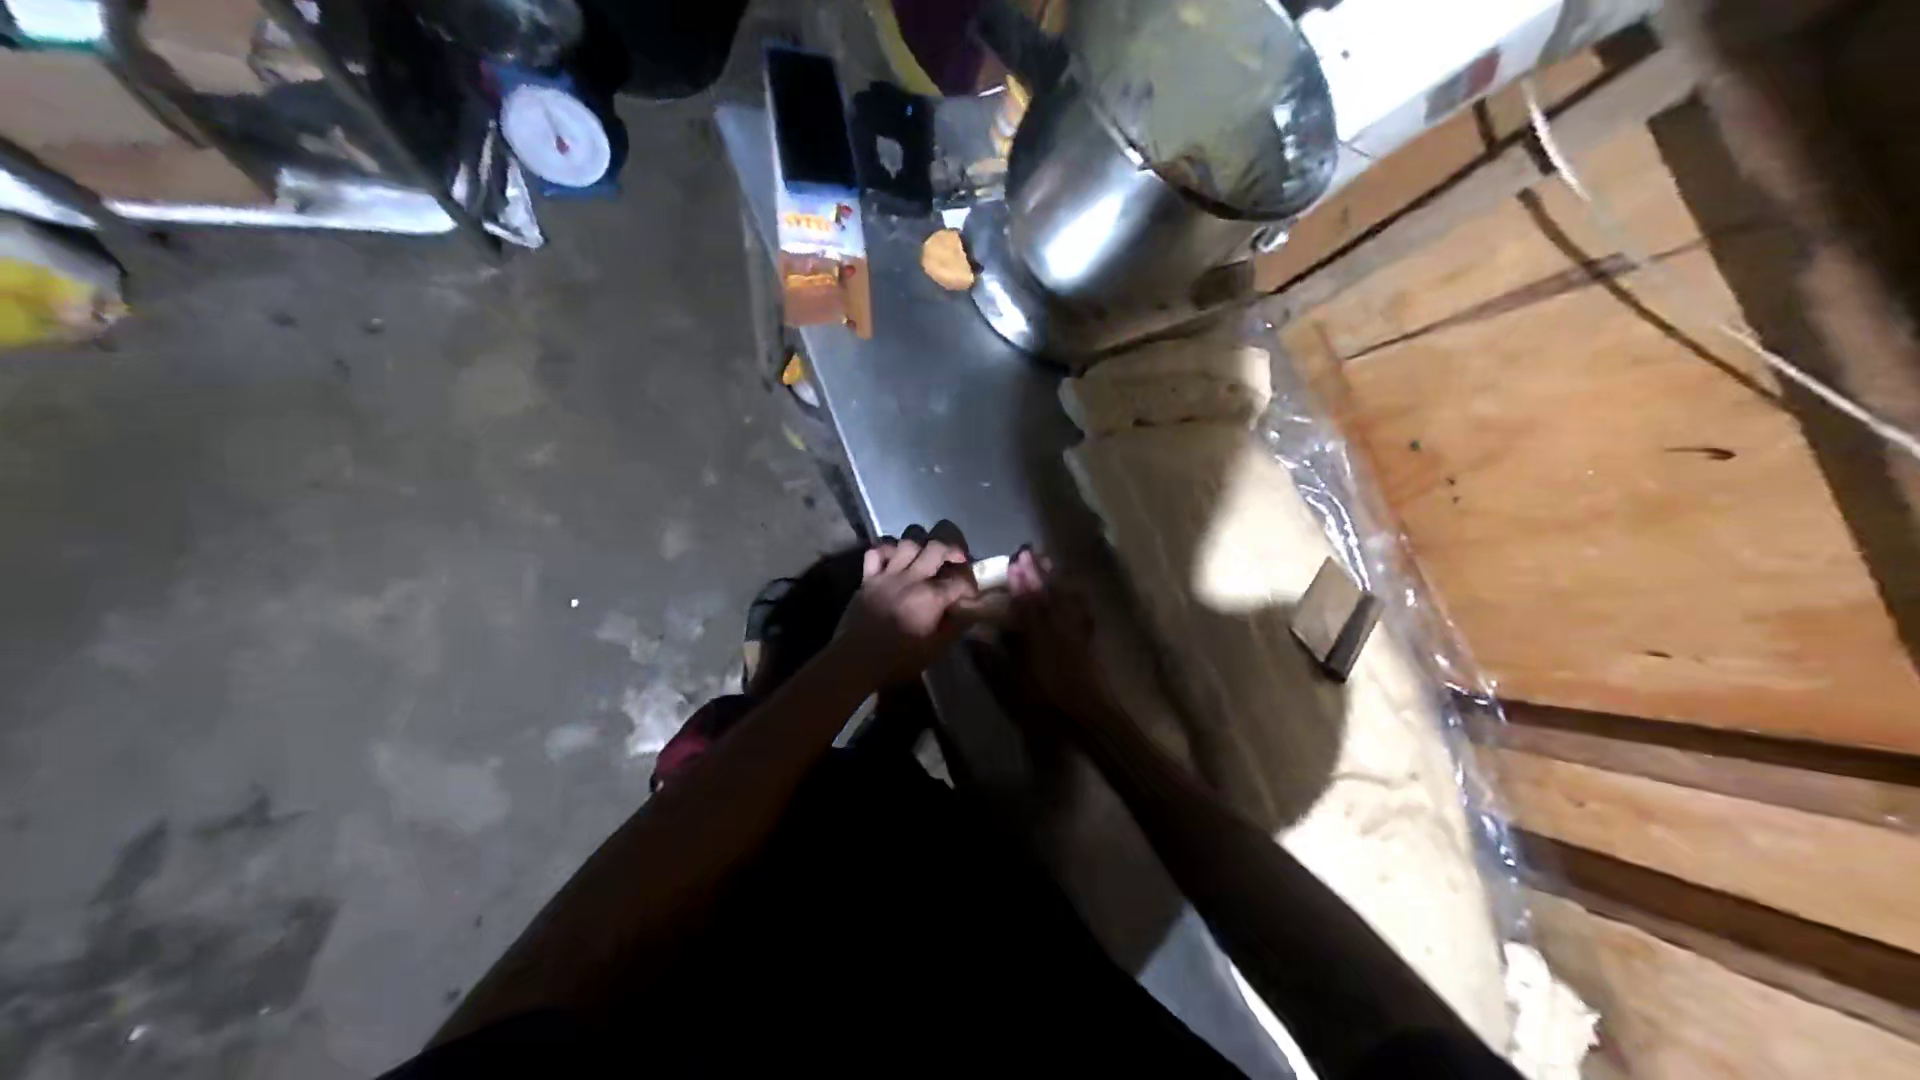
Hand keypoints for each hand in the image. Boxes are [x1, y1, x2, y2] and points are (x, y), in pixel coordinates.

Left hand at [830, 533, 978, 687]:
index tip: (969, 594)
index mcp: (931, 597)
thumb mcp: (936, 650)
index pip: (961, 580)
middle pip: (937, 546)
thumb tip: (967, 612)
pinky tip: (894, 557)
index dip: (970, 585)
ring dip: (921, 545)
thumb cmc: (899, 659)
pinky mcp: (868, 577)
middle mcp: (912, 578)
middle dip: (952, 549)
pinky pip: (876, 550)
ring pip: (908, 542)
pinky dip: (886, 548)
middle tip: (956, 559)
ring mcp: (887, 574)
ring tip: (925, 556)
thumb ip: (955, 627)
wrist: (857, 660)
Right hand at [975, 550, 1117, 725]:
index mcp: (1038, 634)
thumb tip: (973, 641)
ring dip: (1054, 578)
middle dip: (1036, 571)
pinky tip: (1072, 592)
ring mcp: (1076, 631)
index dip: (1019, 581)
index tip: (1012, 561)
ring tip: (1047, 562)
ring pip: (1065, 597)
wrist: (1090, 716)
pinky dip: (1074, 596)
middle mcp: (1058, 625)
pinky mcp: (1087, 640)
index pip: (1026, 601)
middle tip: (1027, 551)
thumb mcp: (1013, 685)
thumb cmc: (1048, 702)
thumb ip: (992, 661)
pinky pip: (1080, 609)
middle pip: (1047, 592)